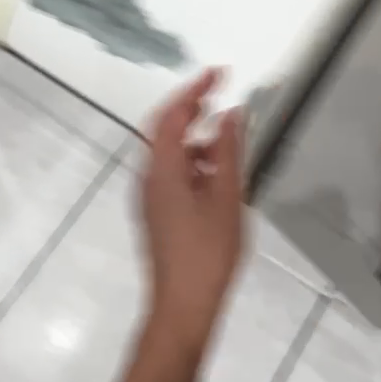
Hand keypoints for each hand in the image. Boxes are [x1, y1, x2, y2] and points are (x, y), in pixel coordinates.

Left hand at [140, 68, 247, 349]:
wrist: (182, 308)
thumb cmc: (208, 251)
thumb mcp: (227, 196)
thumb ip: (229, 150)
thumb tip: (232, 112)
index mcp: (162, 169)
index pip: (172, 115)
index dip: (195, 89)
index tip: (220, 73)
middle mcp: (148, 178)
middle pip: (164, 129)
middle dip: (191, 107)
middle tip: (220, 92)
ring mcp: (150, 198)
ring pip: (168, 152)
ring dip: (194, 135)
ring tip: (227, 135)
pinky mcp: (158, 214)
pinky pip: (172, 171)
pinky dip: (193, 158)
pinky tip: (218, 171)